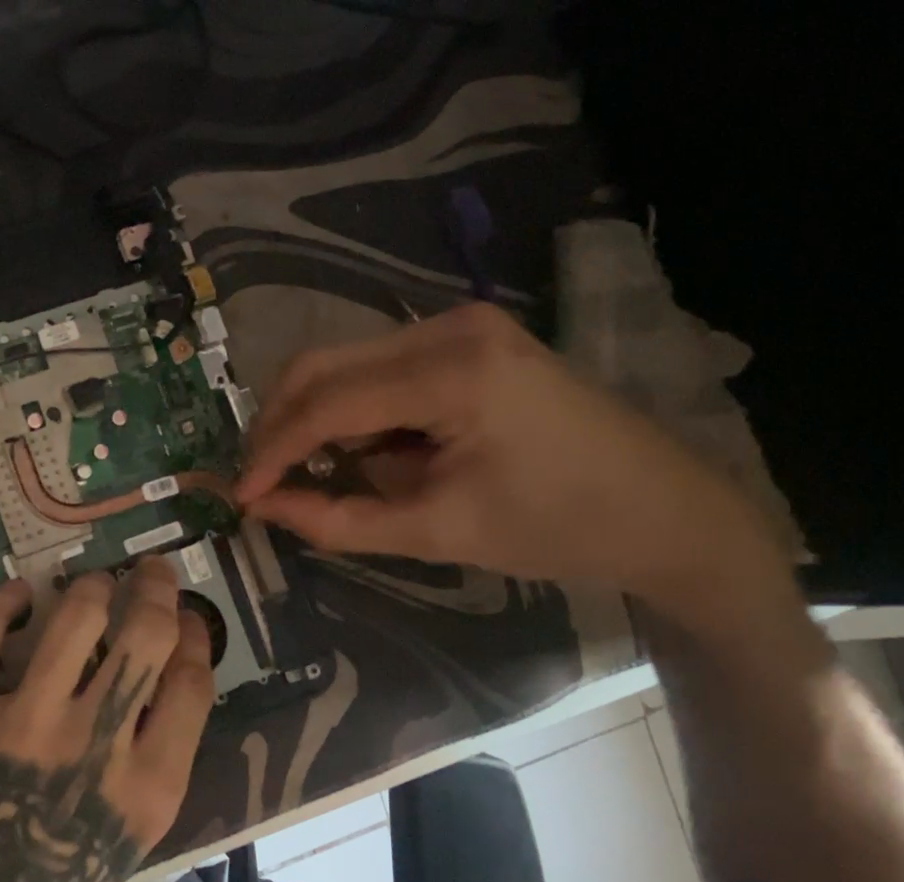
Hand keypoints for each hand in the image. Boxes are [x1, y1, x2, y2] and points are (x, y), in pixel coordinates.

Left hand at [0, 559, 213, 881]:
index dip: (196, 635)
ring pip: (72, 619)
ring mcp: (23, 726)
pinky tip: (19, 593)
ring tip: (90, 581)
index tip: (189, 617)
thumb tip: (160, 681)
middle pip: (144, 635)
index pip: (194, 682)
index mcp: (149, 789)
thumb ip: (148, 765)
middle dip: (153, 588)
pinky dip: (4, 602)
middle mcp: (95, 747)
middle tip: (148, 571)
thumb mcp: (122, 842)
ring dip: (87, 588)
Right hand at [236, 303, 789, 612]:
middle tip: (258, 482)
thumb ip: (337, 519)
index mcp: (452, 371)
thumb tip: (262, 507)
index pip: (325, 403)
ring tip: (298, 475)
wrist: (664, 509)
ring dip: (309, 418)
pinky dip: (347, 412)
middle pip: (321, 366)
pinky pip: (374, 369)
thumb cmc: (556, 528)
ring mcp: (459, 326)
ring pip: (341, 364)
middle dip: (277, 426)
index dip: (270, 451)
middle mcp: (449, 328)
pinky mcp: (465, 340)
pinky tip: (349, 454)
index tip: (239, 497)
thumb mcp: (436, 533)